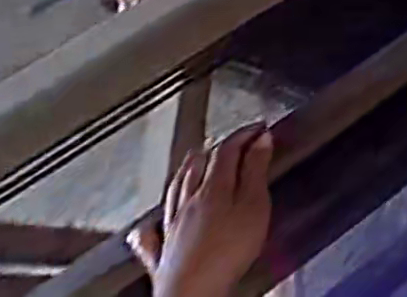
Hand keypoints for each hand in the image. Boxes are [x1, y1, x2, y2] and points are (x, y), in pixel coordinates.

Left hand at [128, 124, 273, 296]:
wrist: (193, 296)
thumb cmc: (231, 248)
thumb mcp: (255, 204)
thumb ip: (257, 170)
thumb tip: (261, 138)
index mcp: (213, 188)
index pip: (227, 150)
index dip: (244, 134)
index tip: (262, 126)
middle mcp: (188, 203)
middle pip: (196, 168)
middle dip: (213, 149)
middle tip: (229, 140)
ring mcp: (170, 230)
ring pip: (174, 193)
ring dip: (185, 172)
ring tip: (194, 160)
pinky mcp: (160, 257)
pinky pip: (150, 236)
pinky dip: (149, 225)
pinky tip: (144, 226)